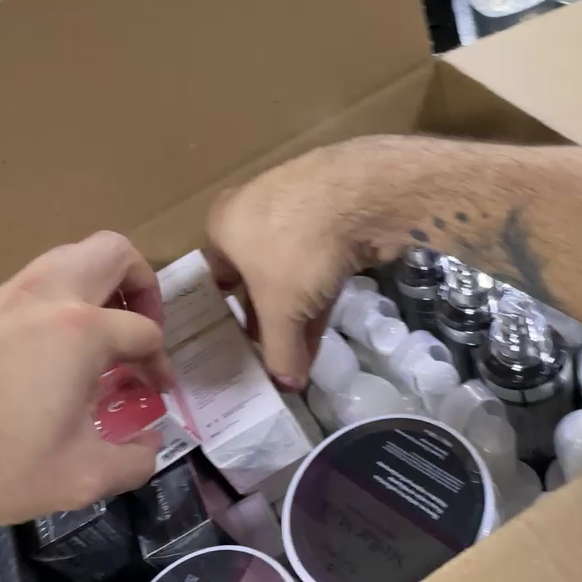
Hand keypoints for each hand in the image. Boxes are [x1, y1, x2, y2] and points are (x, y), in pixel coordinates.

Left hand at [0, 232, 173, 541]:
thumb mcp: (81, 478)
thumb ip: (135, 460)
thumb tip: (149, 446)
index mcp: (81, 330)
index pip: (144, 331)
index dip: (159, 364)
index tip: (156, 394)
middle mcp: (47, 296)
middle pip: (114, 253)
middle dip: (142, 286)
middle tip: (141, 330)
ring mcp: (6, 297)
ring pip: (70, 258)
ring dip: (99, 287)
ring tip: (102, 339)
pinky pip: (36, 284)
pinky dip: (61, 302)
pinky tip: (52, 355)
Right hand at [207, 136, 414, 387]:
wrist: (364, 194)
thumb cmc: (297, 248)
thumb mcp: (280, 311)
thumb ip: (279, 351)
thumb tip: (286, 386)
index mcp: (223, 224)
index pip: (216, 282)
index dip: (228, 321)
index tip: (239, 354)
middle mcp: (252, 213)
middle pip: (256, 281)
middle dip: (267, 324)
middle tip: (272, 361)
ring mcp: (296, 212)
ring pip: (290, 275)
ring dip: (296, 318)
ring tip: (301, 361)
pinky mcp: (333, 218)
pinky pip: (317, 266)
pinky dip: (318, 298)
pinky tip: (322, 336)